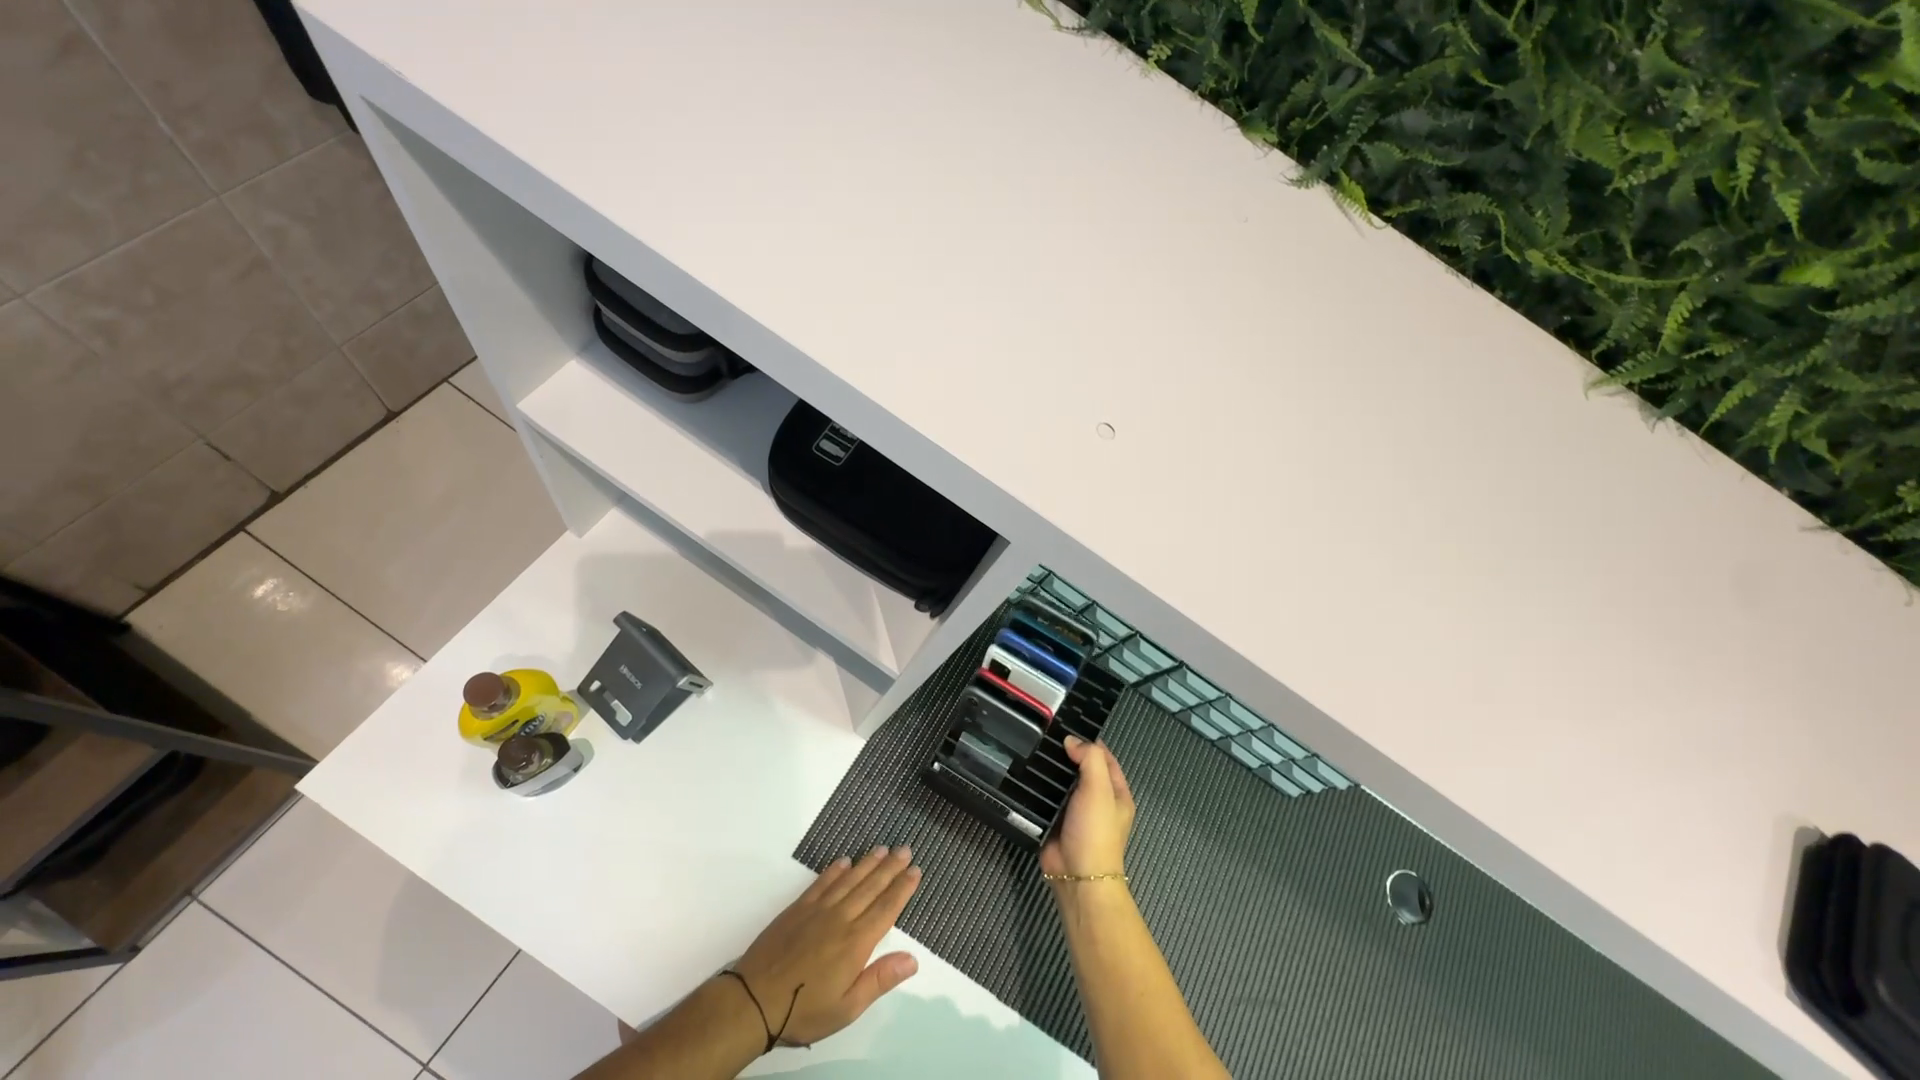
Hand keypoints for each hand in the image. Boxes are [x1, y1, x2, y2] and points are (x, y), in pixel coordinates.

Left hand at [731, 845, 921, 1046]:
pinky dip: (835, 870)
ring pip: (849, 880)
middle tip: (905, 849)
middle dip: (890, 868)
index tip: (916, 871)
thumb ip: (879, 980)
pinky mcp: (797, 910)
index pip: (886, 908)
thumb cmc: (804, 1010)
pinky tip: (844, 862)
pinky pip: (821, 883)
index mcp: (856, 943)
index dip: (903, 888)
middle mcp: (840, 919)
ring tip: (882, 849)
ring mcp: (817, 911)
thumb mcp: (847, 1007)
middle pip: (871, 887)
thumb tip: (912, 958)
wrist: (753, 1000)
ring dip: (867, 863)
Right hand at [1040, 736, 1135, 877]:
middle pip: (1082, 769)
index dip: (1090, 741)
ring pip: (1062, 784)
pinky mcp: (1055, 822)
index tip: (1067, 726)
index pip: (1105, 758)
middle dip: (1066, 755)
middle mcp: (1097, 801)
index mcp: (1116, 793)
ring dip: (1050, 772)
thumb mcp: (1100, 789)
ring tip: (1030, 750)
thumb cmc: (1096, 831)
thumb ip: (1089, 759)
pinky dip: (1037, 790)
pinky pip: (1046, 800)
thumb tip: (1072, 741)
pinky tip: (1023, 776)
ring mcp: (1075, 812)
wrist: (1078, 875)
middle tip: (1043, 736)